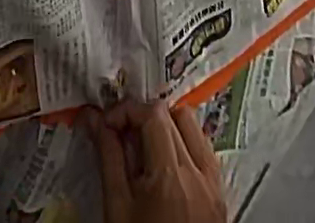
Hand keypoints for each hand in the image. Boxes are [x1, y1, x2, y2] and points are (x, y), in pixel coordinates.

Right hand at [87, 100, 226, 222]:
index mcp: (171, 177)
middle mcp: (199, 177)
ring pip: (194, 128)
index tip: (108, 125)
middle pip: (174, 114)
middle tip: (124, 131)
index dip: (125, 110)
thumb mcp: (117, 204)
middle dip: (144, 114)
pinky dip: (184, 144)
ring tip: (144, 144)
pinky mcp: (220, 196)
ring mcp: (214, 187)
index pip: (151, 114)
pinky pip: (205, 152)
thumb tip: (94, 118)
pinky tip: (164, 161)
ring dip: (167, 125)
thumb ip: (107, 154)